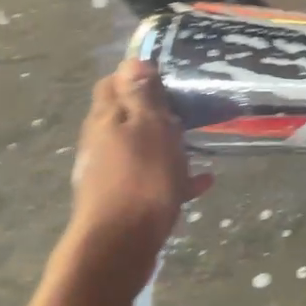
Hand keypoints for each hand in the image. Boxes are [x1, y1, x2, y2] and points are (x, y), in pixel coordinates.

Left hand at [67, 58, 213, 286]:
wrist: (120, 245)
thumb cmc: (140, 177)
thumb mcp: (149, 127)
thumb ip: (142, 95)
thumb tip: (132, 61)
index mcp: (105, 120)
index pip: (111, 84)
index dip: (135, 75)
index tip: (167, 73)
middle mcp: (102, 144)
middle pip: (126, 117)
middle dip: (155, 110)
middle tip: (189, 106)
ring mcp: (111, 174)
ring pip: (141, 148)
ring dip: (167, 143)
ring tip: (199, 143)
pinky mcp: (126, 201)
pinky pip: (154, 180)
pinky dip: (176, 176)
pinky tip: (203, 180)